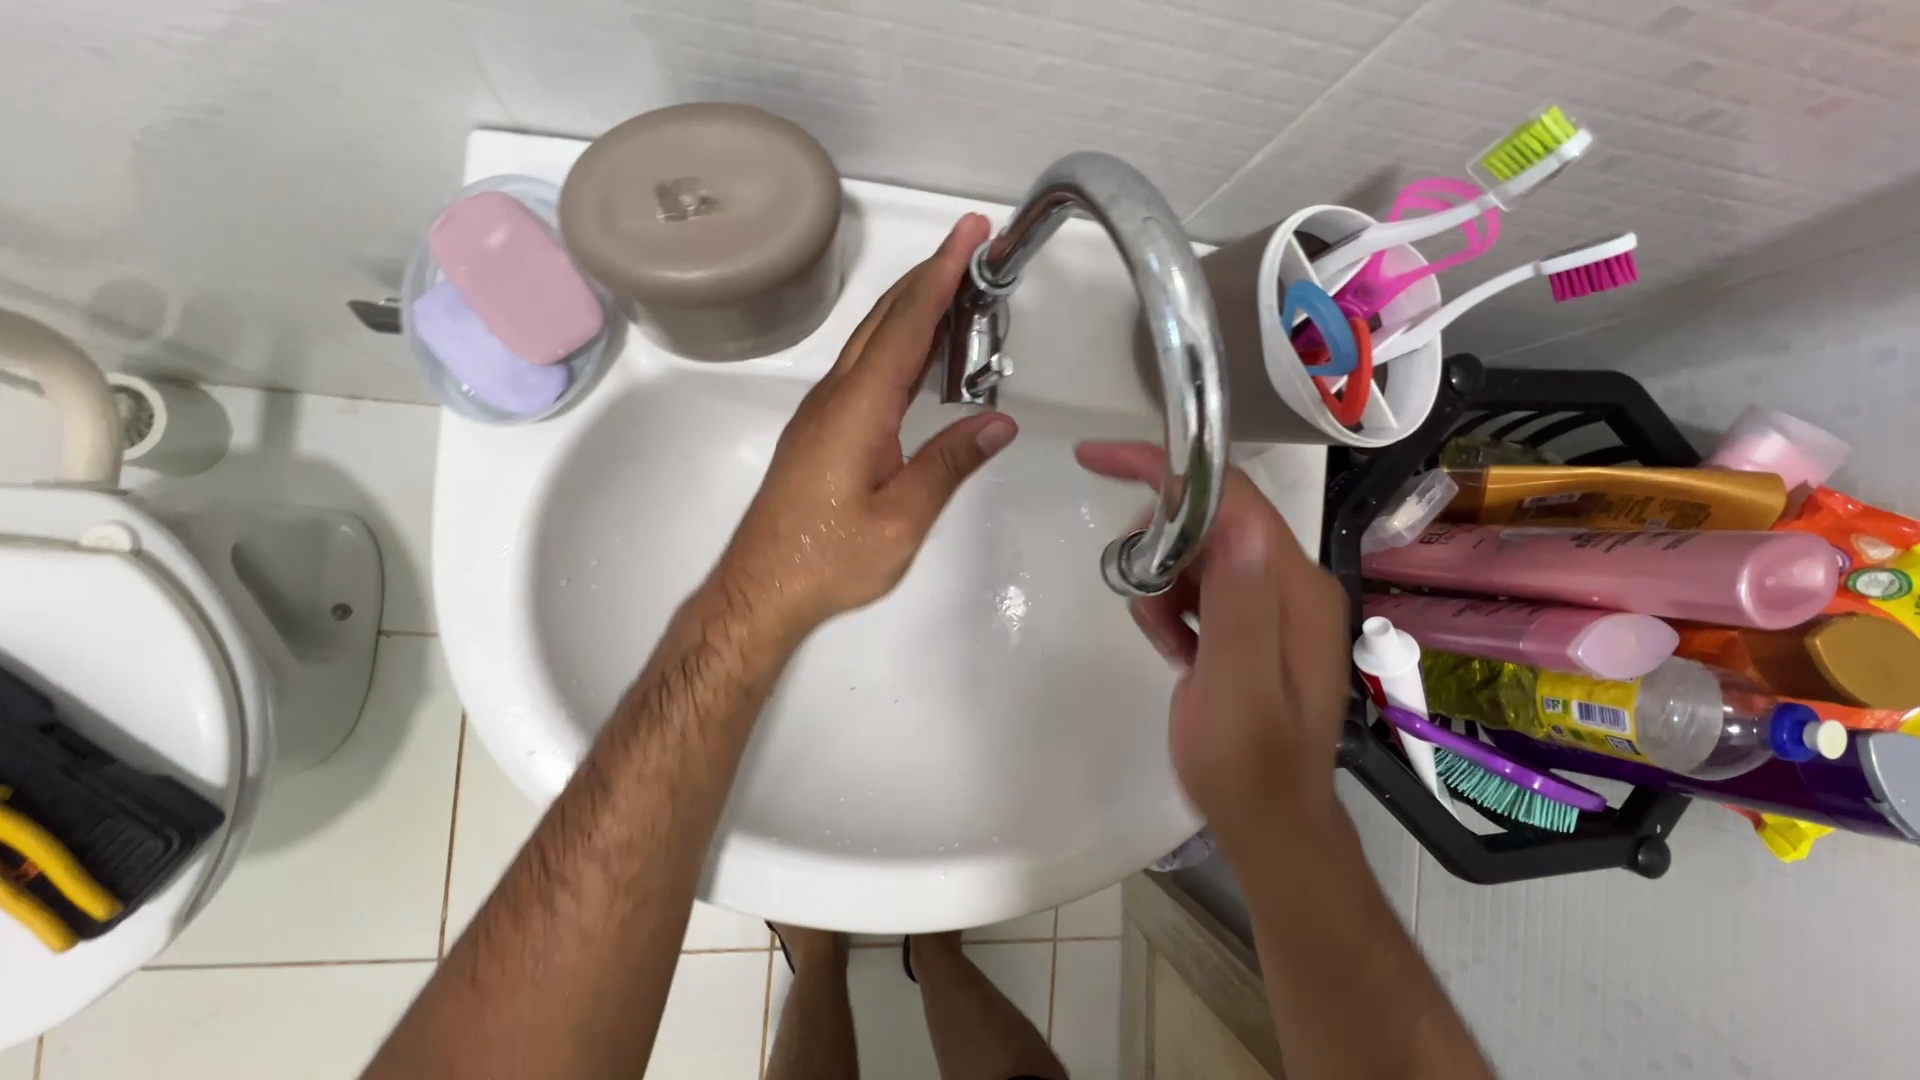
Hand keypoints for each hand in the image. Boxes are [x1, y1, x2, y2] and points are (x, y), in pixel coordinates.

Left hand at [716, 214, 1016, 638]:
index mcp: (858, 410)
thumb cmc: (828, 560)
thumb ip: (948, 466)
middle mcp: (836, 397)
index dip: (941, 276)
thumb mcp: (900, 520)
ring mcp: (823, 413)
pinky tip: (919, 354)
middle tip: (971, 246)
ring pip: (871, 341)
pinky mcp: (820, 431)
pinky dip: (897, 344)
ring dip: (912, 307)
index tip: (969, 234)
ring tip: (956, 288)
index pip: (906, 326)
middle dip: (929, 276)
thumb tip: (999, 422)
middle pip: (884, 320)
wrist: (761, 589)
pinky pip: (864, 368)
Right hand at [1075, 442, 1349, 834]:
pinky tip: (1176, 648)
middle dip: (1159, 546)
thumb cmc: (1247, 762)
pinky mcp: (1251, 624)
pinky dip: (1173, 607)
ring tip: (1165, 638)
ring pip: (1198, 554)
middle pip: (1210, 521)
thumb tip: (1238, 523)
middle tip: (1140, 599)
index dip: (1164, 470)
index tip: (1097, 460)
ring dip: (1163, 585)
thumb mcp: (1237, 688)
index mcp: (1294, 588)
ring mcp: (1272, 603)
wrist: (1268, 820)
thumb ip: (1241, 605)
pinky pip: (1200, 587)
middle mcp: (1290, 582)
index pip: (1230, 497)